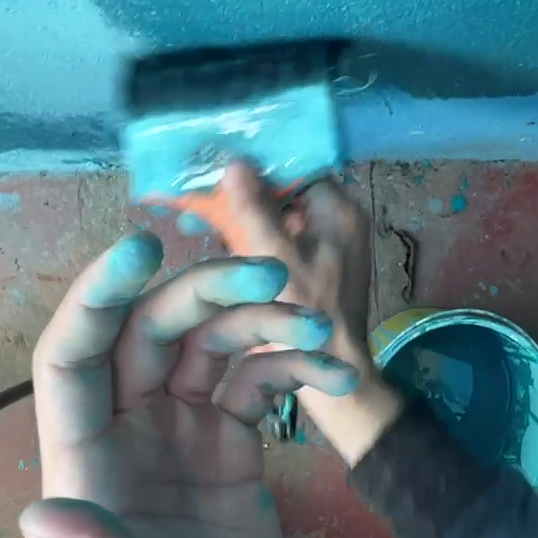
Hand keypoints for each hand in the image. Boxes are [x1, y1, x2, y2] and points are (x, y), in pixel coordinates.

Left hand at [20, 231, 359, 537]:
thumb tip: (47, 515)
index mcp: (86, 470)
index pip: (74, 360)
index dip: (97, 298)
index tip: (143, 248)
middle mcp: (129, 437)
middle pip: (153, 333)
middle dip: (206, 293)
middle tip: (273, 280)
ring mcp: (183, 436)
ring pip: (212, 345)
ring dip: (264, 323)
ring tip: (324, 329)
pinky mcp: (232, 446)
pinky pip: (260, 381)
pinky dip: (298, 366)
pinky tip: (337, 379)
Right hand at [220, 162, 404, 463]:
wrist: (334, 376)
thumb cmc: (308, 318)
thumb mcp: (274, 260)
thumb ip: (254, 209)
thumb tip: (235, 162)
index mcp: (338, 211)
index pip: (297, 166)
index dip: (257, 164)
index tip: (216, 166)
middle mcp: (338, 221)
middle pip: (286, 189)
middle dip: (243, 192)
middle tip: (199, 196)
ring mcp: (327, 245)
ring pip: (280, 214)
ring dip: (243, 215)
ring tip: (199, 216)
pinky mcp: (314, 266)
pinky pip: (281, 238)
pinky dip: (253, 238)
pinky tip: (219, 243)